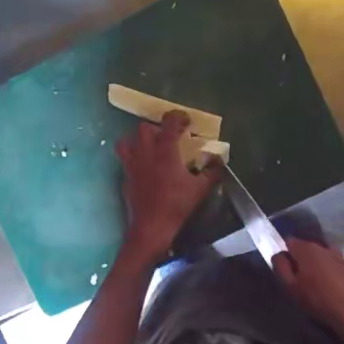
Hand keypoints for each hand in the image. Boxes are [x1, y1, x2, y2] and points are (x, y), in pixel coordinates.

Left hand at [117, 111, 219, 260]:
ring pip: (127, 141)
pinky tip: (144, 170)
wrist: (151, 227)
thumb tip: (219, 160)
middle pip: (144, 128)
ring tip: (149, 149)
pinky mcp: (125, 177)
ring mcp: (131, 164)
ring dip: (138, 141)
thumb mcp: (201, 189)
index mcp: (165, 150)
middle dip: (156, 129)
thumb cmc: (177, 205)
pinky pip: (125, 161)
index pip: (169, 122)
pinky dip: (134, 159)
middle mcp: (145, 152)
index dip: (179, 117)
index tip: (187, 123)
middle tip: (167, 138)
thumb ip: (212, 171)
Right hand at [274, 237, 343, 343]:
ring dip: (315, 266)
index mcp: (307, 248)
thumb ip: (281, 267)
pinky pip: (333, 266)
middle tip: (296, 279)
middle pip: (306, 248)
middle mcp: (325, 247)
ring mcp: (340, 257)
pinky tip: (328, 289)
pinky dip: (328, 273)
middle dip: (300, 259)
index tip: (283, 268)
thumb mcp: (290, 286)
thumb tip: (279, 255)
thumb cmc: (317, 300)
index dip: (284, 253)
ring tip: (312, 284)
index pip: (289, 241)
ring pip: (321, 257)